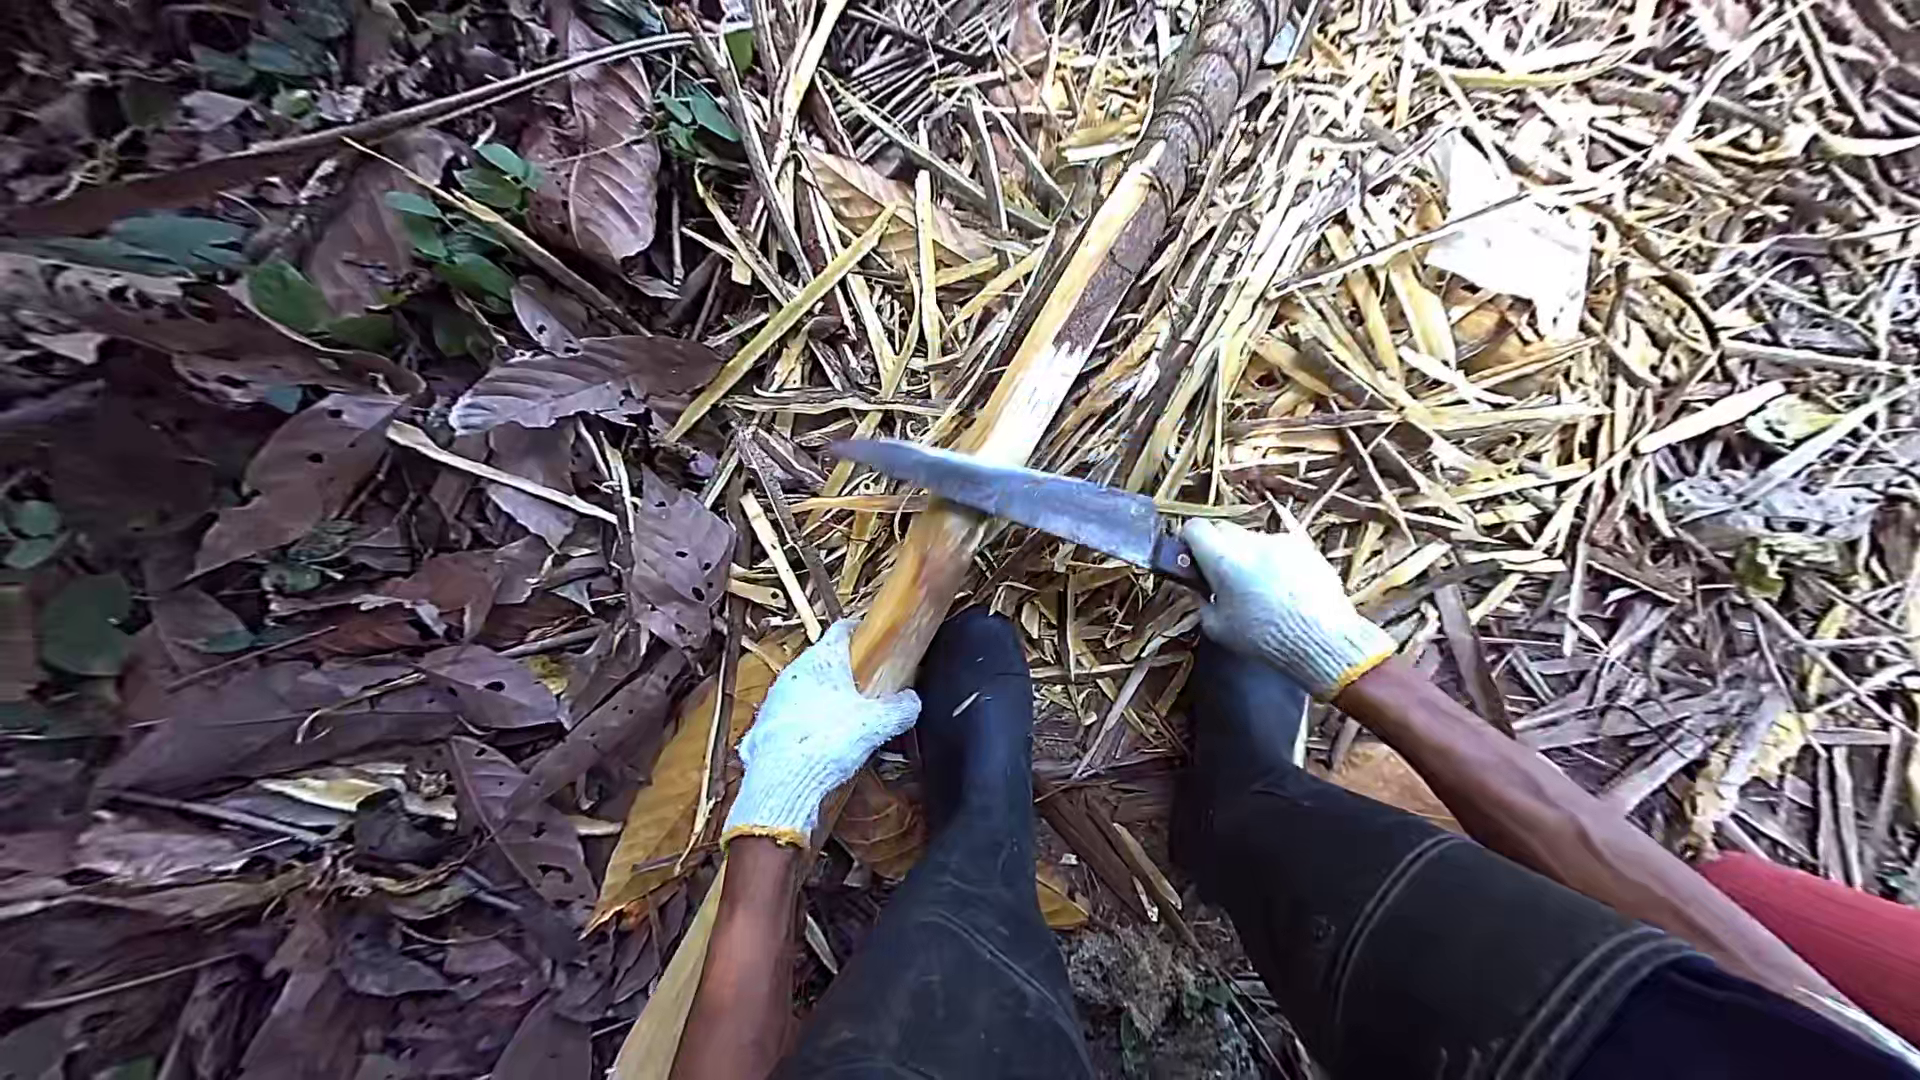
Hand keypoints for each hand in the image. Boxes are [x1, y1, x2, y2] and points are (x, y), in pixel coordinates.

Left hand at [723, 619, 921, 847]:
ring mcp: (774, 697)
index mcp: (822, 659)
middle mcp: (794, 670)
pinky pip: (791, 713)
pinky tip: (819, 740)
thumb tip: (913, 700)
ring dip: (823, 694)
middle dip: (844, 668)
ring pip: (805, 685)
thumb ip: (900, 708)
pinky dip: (806, 719)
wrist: (780, 785)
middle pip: (823, 658)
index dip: (859, 629)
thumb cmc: (830, 741)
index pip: (842, 629)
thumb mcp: (877, 724)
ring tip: (844, 716)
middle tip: (866, 683)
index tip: (872, 636)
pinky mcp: (764, 724)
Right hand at [1182, 518, 1395, 699]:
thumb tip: (1201, 589)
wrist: (1321, 640)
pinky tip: (1283, 588)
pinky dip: (1274, 561)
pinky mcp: (1306, 547)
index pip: (1195, 527)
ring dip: (1248, 554)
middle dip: (1218, 548)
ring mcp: (1281, 541)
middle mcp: (1250, 541)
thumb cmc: (1262, 637)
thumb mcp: (1216, 626)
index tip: (1193, 559)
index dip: (1190, 541)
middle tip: (1223, 577)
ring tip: (1259, 587)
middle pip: (1223, 529)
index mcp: (1222, 558)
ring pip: (1252, 538)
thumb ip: (1202, 600)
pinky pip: (1279, 547)